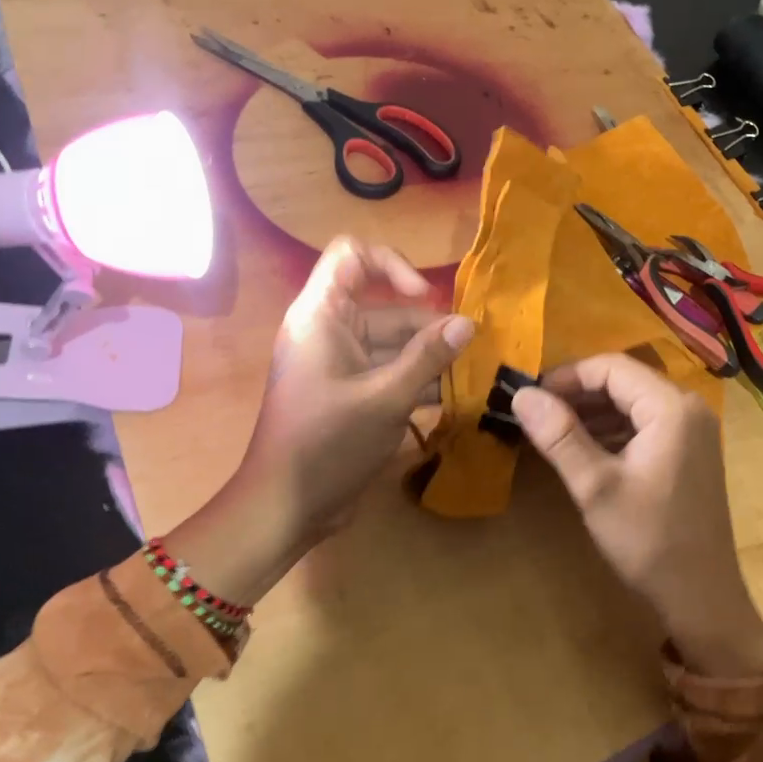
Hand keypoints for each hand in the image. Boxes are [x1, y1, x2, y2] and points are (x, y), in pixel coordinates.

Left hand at [169, 237, 472, 603]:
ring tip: (475, 375)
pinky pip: (389, 373)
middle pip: (386, 308)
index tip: (426, 298)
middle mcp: (330, 331)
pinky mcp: (351, 394)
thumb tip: (468, 323)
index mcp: (323, 315)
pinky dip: (418, 382)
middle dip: (431, 327)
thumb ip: (428, 357)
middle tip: (475, 351)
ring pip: (394, 345)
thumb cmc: (328, 442)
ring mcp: (340, 365)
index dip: (393, 266)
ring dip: (431, 359)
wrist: (286, 505)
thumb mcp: (385, 398)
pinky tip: (456, 398)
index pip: (353, 256)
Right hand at [511, 354, 762, 676]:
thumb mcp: (596, 487)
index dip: (566, 377)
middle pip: (625, 381)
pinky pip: (647, 424)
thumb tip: (520, 395)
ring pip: (634, 403)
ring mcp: (694, 430)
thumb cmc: (648, 539)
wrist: (701, 594)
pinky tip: (585, 450)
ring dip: (594, 413)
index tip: (529, 398)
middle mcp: (689, 408)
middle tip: (536, 415)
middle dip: (578, 394)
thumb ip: (559, 436)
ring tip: (552, 433)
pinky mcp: (691, 452)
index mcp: (671, 407)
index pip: (611, 367)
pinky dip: (614, 431)